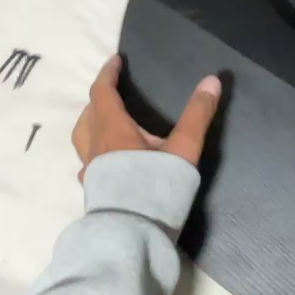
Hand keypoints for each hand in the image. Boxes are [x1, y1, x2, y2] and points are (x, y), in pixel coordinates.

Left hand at [72, 54, 222, 177]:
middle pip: (89, 113)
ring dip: (92, 121)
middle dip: (100, 97)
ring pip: (82, 136)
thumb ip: (197, 115)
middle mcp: (95, 146)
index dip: (108, 73)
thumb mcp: (183, 150)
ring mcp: (90, 170)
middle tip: (114, 90)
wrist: (133, 234)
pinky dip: (94, 150)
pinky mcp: (92, 190)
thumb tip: (211, 81)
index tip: (115, 60)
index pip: (103, 93)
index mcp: (113, 130)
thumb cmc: (157, 187)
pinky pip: (87, 161)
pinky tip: (106, 160)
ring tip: (107, 121)